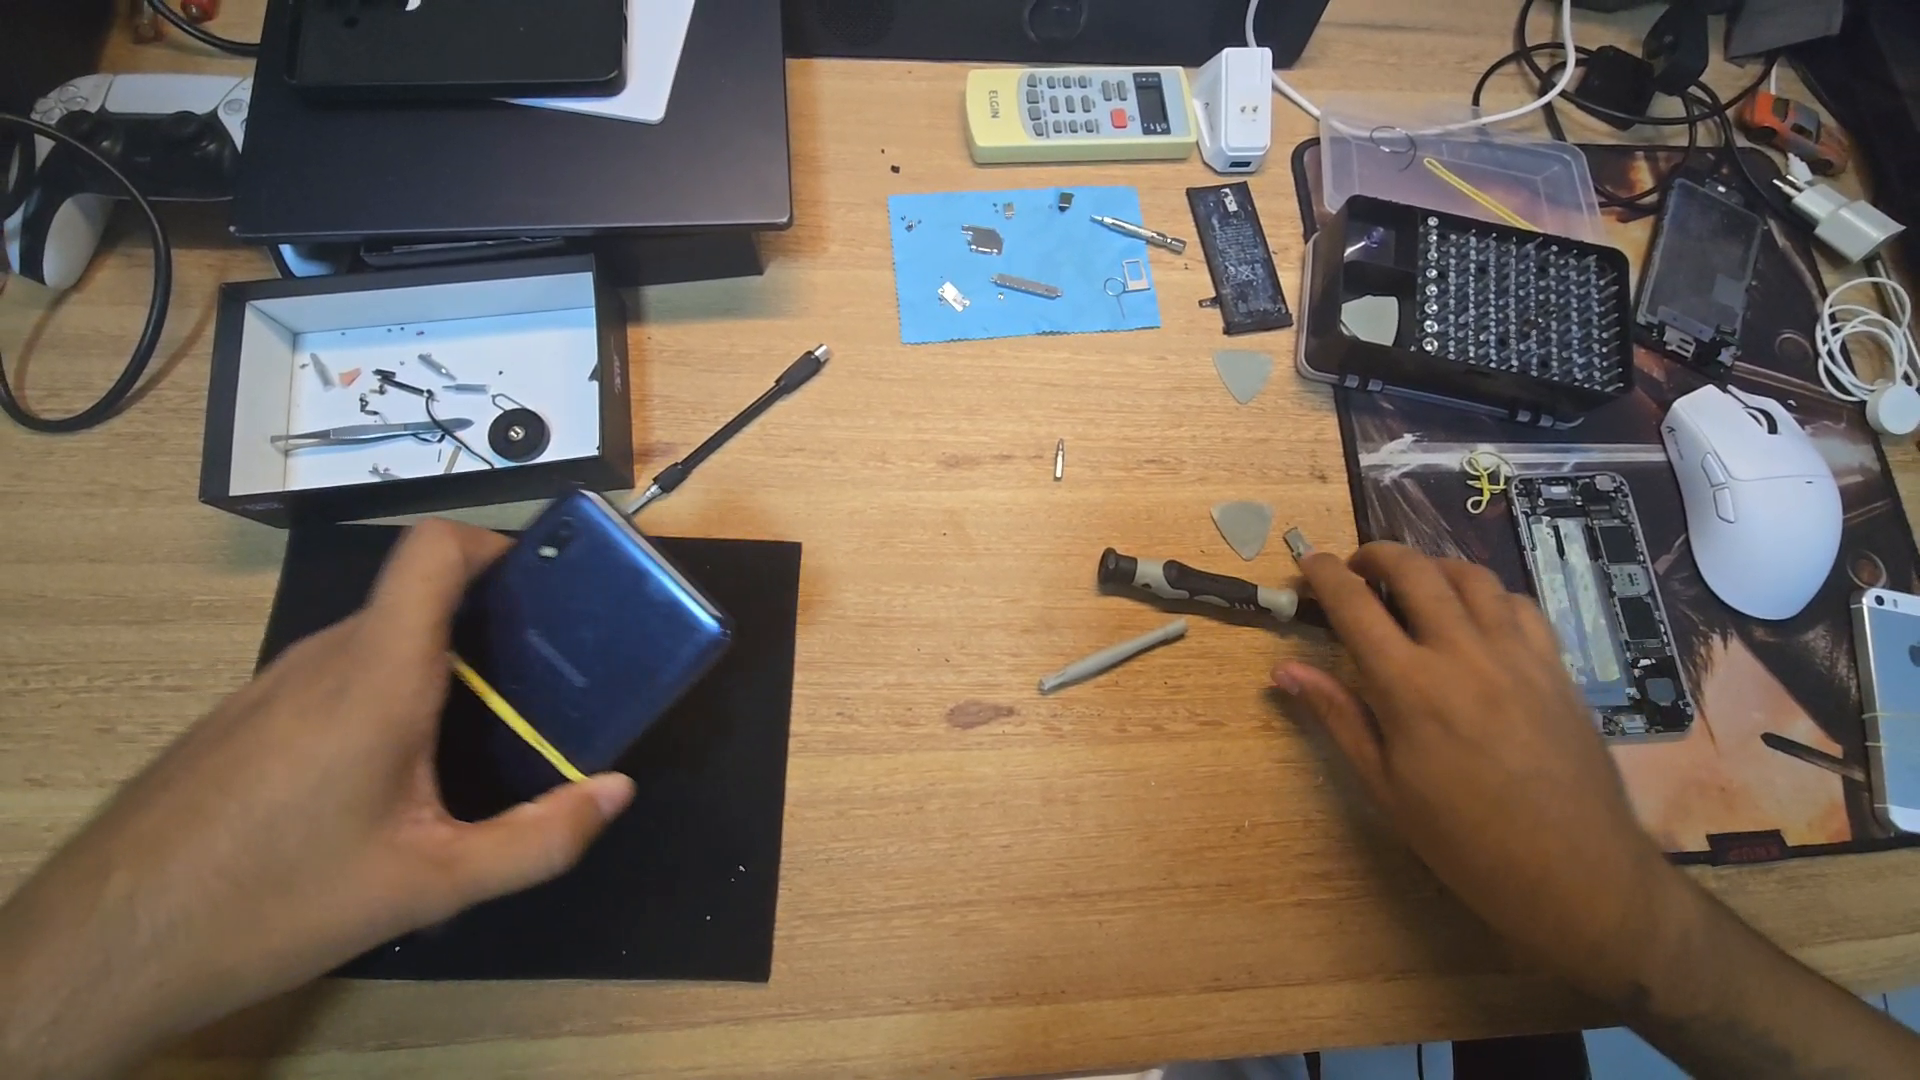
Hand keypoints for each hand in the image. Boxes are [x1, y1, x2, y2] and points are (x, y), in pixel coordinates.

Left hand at [0, 520, 634, 1079]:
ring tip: (486, 719)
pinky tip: (395, 766)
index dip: (496, 542)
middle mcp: (326, 658)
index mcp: (379, 675)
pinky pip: (340, 671)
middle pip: (421, 594)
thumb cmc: (273, 902)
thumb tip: (618, 791)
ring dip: (443, 655)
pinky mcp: (246, 715)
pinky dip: (391, 687)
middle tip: (545, 670)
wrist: (90, 955)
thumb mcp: (431, 885)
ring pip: (381, 634)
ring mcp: (275, 684)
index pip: (433, 551)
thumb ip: (540, 840)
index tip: (548, 582)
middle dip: (493, 615)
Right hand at [1271, 542, 1679, 997]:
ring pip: (1470, 576)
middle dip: (1376, 554)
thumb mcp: (1383, 784)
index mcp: (1410, 686)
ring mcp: (1517, 656)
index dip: (1324, 573)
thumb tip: (1283, 671)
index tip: (1307, 562)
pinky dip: (1485, 593)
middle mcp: (1463, 654)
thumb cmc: (1463, 839)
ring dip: (1430, 566)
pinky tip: (1471, 616)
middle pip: (1415, 570)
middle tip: (1354, 568)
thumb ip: (1336, 714)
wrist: (1579, 876)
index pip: (1355, 604)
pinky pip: (1519, 604)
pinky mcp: (1556, 667)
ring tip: (1410, 584)